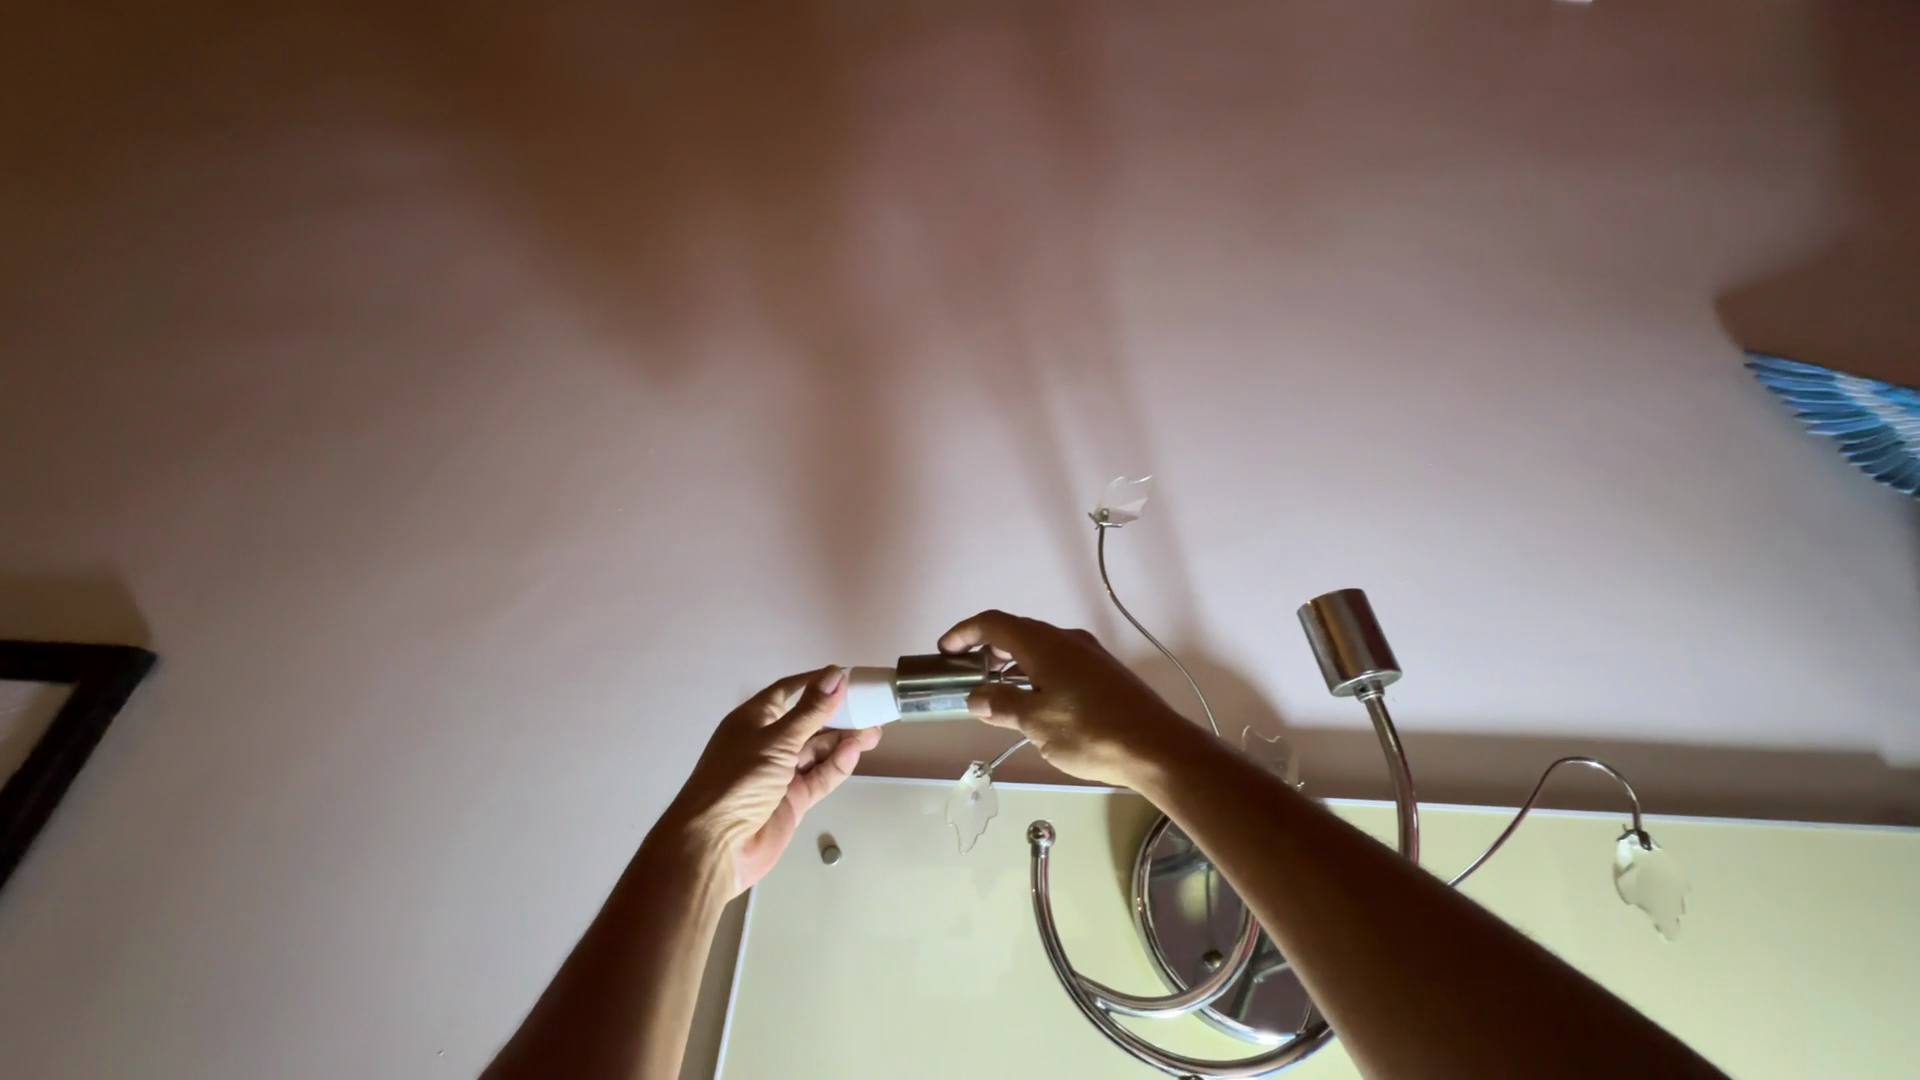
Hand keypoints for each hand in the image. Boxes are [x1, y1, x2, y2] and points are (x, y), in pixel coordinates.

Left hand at [662, 667, 881, 896]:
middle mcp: (767, 743)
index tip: (845, 677)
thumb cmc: (738, 780)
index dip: (815, 683)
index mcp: (754, 720)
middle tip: (871, 709)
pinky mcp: (793, 799)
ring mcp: (781, 773)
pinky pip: (819, 776)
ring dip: (843, 740)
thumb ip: (811, 711)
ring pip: (818, 750)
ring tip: (874, 733)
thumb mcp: (777, 740)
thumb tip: (834, 675)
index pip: (788, 691)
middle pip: (808, 722)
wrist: (715, 846)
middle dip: (838, 715)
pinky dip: (836, 765)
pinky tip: (854, 753)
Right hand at [938, 611, 1197, 786]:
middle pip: (1017, 633)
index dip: (965, 633)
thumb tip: (978, 697)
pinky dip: (1034, 675)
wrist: (1157, 748)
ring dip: (1012, 665)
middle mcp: (1067, 641)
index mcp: (1045, 644)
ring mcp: (1089, 656)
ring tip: (995, 693)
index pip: (994, 623)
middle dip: (987, 649)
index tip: (945, 650)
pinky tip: (1033, 704)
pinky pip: (1058, 664)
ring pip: (1039, 650)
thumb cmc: (1090, 731)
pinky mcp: (1104, 675)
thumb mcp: (1036, 722)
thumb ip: (1002, 704)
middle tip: (967, 674)